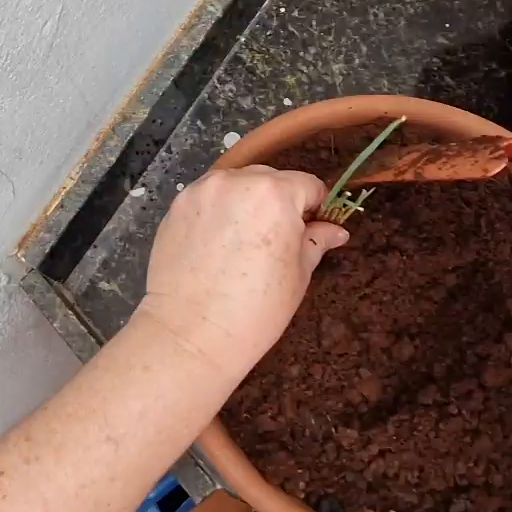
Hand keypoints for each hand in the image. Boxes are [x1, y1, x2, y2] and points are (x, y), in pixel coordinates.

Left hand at [135, 165, 348, 380]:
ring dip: (246, 202)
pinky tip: (217, 244)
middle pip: (269, 178)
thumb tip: (335, 229)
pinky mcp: (176, 205)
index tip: (312, 228)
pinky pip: (208, 197)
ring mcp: (201, 191)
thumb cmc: (254, 310)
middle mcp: (235, 181)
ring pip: (236, 183)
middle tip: (277, 240)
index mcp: (274, 194)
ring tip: (244, 242)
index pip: (307, 184)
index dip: (315, 206)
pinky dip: (218, 210)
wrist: (191, 333)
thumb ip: (315, 241)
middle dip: (279, 201)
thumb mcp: (298, 275)